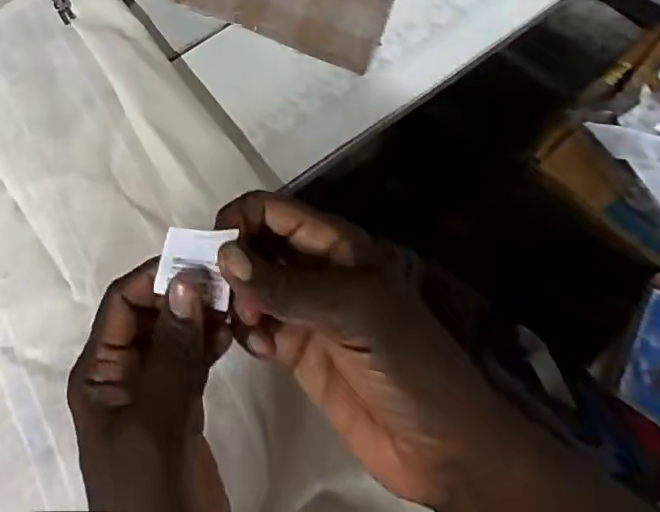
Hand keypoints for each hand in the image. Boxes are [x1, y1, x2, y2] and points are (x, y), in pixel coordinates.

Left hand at [68, 259, 232, 511]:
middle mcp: (123, 372)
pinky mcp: (181, 408)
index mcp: (98, 371)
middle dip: (183, 294)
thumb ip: (171, 352)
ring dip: (202, 316)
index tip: (196, 260)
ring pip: (176, 335)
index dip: (154, 278)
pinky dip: (211, 343)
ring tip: (235, 302)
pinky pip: (194, 361)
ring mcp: (153, 390)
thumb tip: (184, 281)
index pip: (122, 304)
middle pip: (151, 314)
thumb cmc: (144, 489)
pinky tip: (234, 332)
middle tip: (225, 279)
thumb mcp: (154, 420)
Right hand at [214, 192, 484, 506]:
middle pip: (254, 245)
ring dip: (234, 298)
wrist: (445, 448)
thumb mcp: (352, 313)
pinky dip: (246, 332)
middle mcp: (313, 270)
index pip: (272, 211)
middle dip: (229, 260)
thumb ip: (286, 287)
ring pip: (249, 286)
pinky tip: (259, 349)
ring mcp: (304, 311)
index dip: (240, 219)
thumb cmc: (408, 361)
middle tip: (215, 292)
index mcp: (333, 244)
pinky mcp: (297, 350)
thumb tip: (224, 255)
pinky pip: (256, 328)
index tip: (215, 251)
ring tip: (239, 324)